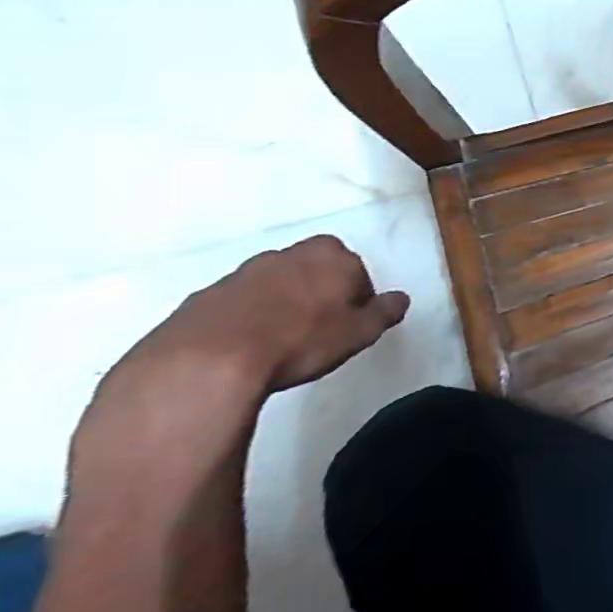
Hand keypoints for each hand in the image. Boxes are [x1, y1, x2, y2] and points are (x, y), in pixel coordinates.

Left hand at [118, 235, 409, 397]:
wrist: (211, 358)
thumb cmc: (300, 340)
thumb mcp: (357, 333)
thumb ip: (383, 313)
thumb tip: (401, 298)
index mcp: (331, 255)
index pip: (357, 273)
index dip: (358, 301)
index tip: (351, 327)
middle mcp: (290, 252)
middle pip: (316, 271)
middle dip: (321, 294)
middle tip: (321, 331)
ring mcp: (246, 270)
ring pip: (278, 283)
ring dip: (285, 304)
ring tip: (283, 342)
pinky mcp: (211, 292)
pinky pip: (243, 302)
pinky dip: (251, 317)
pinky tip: (250, 346)